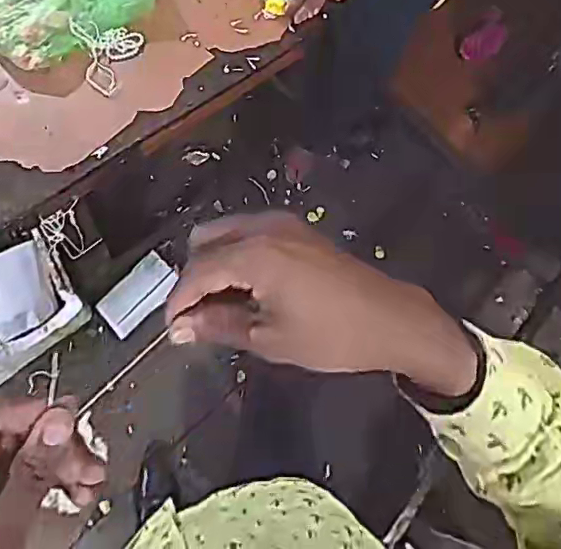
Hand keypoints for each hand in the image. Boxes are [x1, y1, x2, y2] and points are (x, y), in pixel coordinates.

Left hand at [0, 396, 106, 548]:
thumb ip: (26, 481)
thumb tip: (60, 416)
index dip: (32, 412)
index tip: (70, 428)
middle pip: (13, 433)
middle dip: (59, 440)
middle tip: (89, 465)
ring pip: (28, 456)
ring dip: (67, 461)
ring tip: (92, 482)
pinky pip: (31, 485)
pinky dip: (60, 484)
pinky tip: (80, 494)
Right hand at [166, 212, 479, 396]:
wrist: (388, 317)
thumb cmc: (330, 335)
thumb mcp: (270, 338)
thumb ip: (220, 325)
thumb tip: (180, 327)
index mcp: (256, 252)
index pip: (198, 271)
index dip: (179, 301)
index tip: (172, 330)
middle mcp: (265, 226)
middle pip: (207, 241)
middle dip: (194, 278)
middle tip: (196, 319)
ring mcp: (284, 222)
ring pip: (227, 232)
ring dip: (214, 264)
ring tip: (219, 308)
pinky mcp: (297, 228)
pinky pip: (250, 232)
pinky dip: (237, 255)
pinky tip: (245, 289)